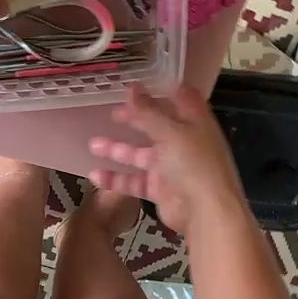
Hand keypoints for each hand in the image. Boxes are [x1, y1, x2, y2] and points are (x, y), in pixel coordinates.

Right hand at [88, 86, 248, 238]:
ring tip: (93, 145)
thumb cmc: (193, 164)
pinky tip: (95, 175)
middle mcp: (182, 142)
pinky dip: (116, 179)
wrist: (205, 212)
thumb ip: (148, 112)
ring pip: (140, 154)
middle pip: (155, 125)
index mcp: (193, 122)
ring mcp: (170, 167)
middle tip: (111, 114)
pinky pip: (134, 180)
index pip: (179, 99)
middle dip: (133, 119)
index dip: (160, 91)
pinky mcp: (159, 189)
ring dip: (117, 149)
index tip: (136, 86)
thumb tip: (132, 88)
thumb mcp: (170, 132)